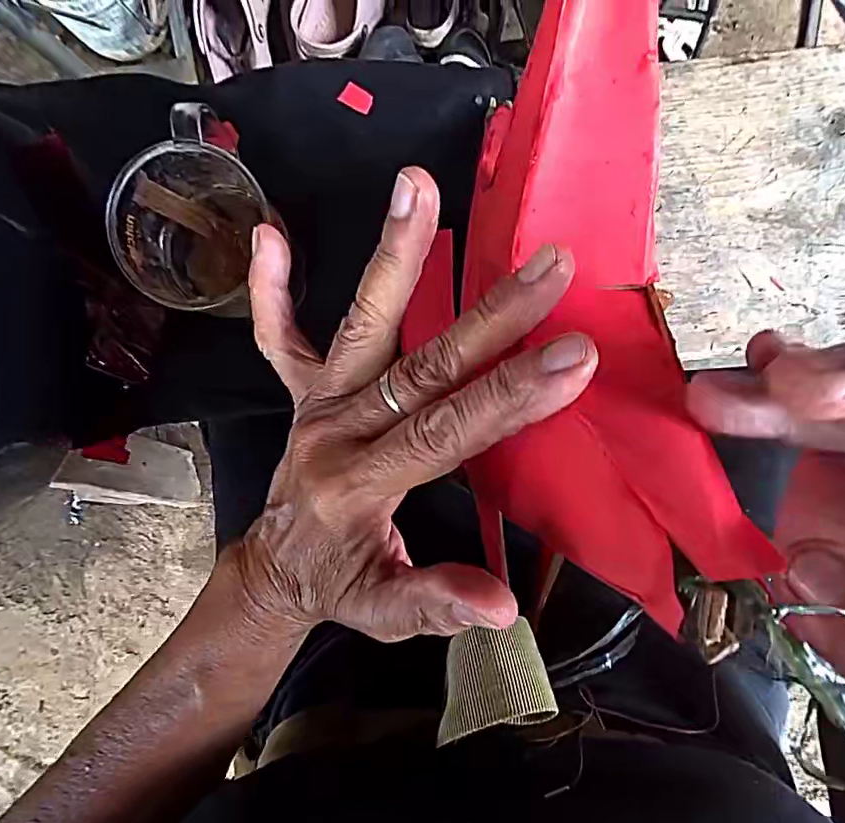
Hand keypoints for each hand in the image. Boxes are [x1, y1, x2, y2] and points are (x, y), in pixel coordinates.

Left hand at [229, 167, 597, 641]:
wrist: (274, 573)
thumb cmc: (338, 589)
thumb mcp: (386, 613)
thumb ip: (438, 604)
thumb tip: (501, 607)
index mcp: (360, 487)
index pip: (446, 432)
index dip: (510, 397)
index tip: (572, 358)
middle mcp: (336, 434)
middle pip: (420, 367)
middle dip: (492, 319)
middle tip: (549, 267)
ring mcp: (315, 408)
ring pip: (358, 328)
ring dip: (391, 259)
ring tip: (417, 187)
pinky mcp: (302, 396)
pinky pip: (281, 340)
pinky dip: (273, 293)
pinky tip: (274, 238)